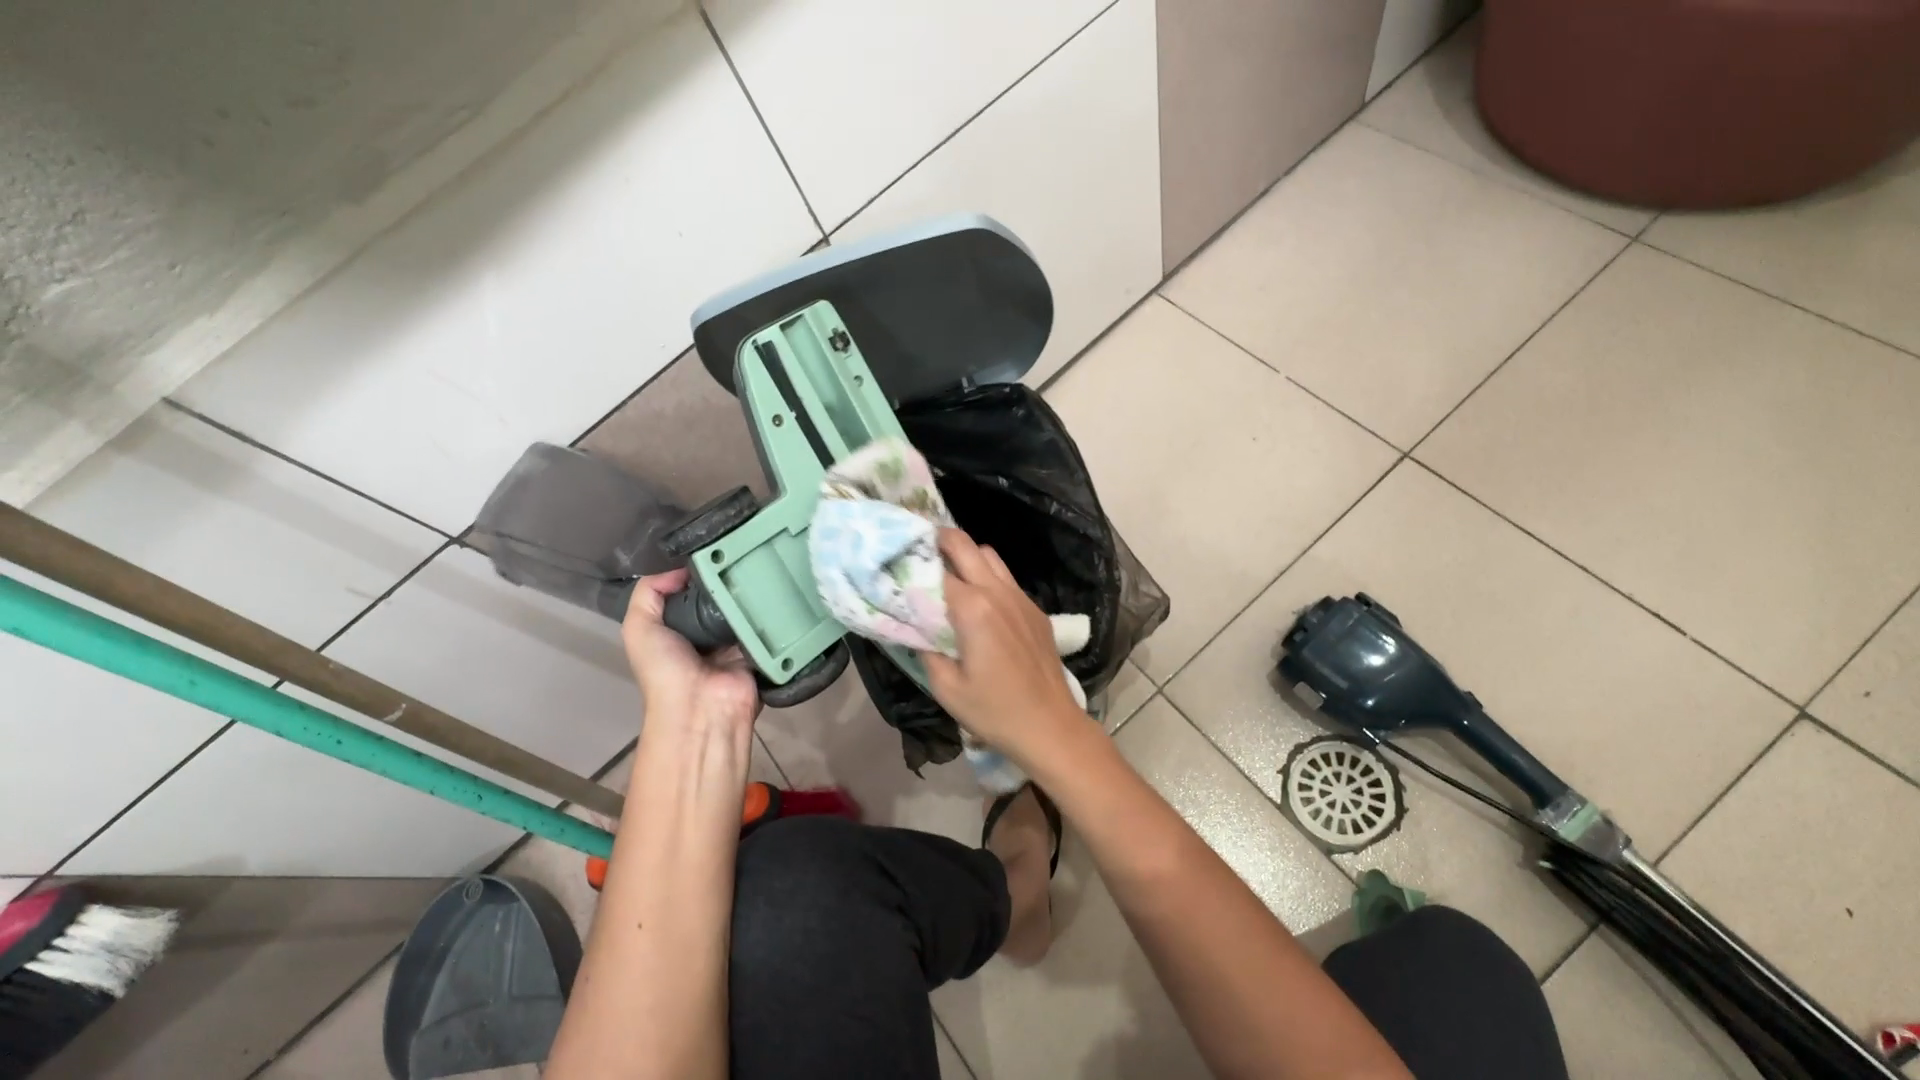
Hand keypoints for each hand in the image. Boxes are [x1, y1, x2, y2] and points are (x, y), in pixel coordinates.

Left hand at [622, 569, 760, 737]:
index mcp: (680, 628)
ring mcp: (737, 642)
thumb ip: (649, 593)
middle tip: (743, 554)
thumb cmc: (665, 668)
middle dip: (730, 579)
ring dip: (752, 592)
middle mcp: (709, 634)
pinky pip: (768, 623)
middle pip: (722, 597)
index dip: (699, 573)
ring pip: (747, 607)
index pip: (693, 592)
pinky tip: (776, 590)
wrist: (701, 707)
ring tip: (761, 567)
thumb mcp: (638, 627)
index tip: (713, 550)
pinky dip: (771, 611)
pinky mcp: (761, 649)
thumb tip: (683, 570)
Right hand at [922, 529, 1088, 770]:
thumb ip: (924, 649)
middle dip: (939, 540)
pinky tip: (978, 602)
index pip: (935, 570)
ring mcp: (1020, 598)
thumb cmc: (994, 711)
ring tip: (947, 573)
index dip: (912, 565)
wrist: (1050, 726)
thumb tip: (912, 626)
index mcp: (973, 609)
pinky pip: (1007, 578)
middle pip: (965, 545)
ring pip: (990, 555)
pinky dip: (987, 576)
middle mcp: (998, 592)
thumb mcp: (946, 687)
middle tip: (918, 551)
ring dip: (966, 556)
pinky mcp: (1035, 610)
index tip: (894, 566)